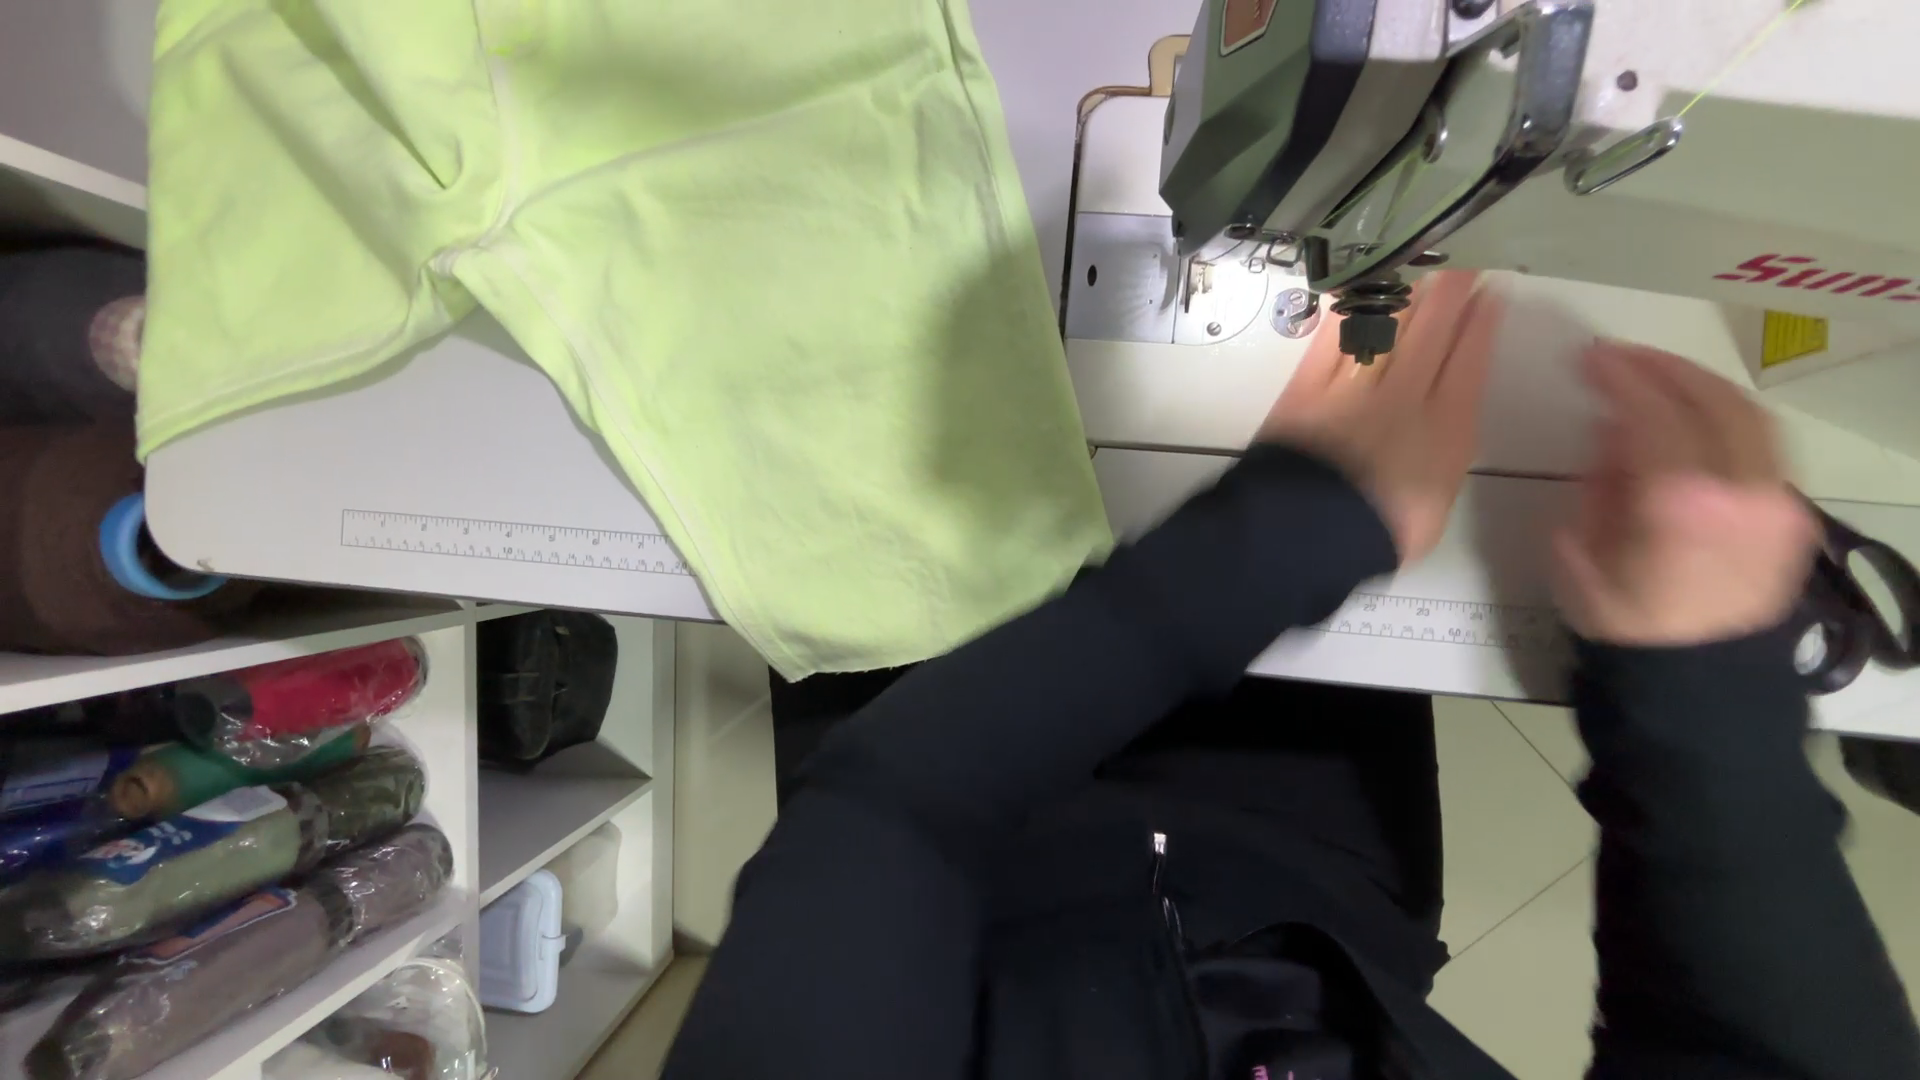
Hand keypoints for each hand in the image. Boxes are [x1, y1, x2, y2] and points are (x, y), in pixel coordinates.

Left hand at [1258, 271, 1502, 563]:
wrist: (1311, 533)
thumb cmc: (1381, 531)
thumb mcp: (1435, 499)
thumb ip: (1442, 455)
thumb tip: (1438, 434)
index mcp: (1447, 427)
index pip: (1471, 358)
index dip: (1481, 322)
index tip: (1491, 295)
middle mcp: (1405, 395)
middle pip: (1432, 332)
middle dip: (1449, 294)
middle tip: (1459, 268)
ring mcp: (1353, 387)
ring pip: (1386, 328)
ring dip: (1404, 296)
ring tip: (1417, 274)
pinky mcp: (1305, 389)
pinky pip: (1331, 340)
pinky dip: (1346, 315)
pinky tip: (1357, 296)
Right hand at [1553, 341, 1817, 646]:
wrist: (1693, 670)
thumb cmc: (1618, 614)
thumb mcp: (1579, 548)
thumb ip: (1600, 484)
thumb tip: (1612, 432)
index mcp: (1677, 504)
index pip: (1654, 415)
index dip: (1622, 377)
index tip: (1592, 356)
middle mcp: (1739, 492)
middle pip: (1714, 403)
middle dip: (1665, 368)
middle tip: (1621, 355)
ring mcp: (1774, 500)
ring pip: (1750, 416)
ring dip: (1700, 385)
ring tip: (1657, 374)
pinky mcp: (1790, 511)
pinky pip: (1762, 444)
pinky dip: (1724, 416)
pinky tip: (1692, 416)